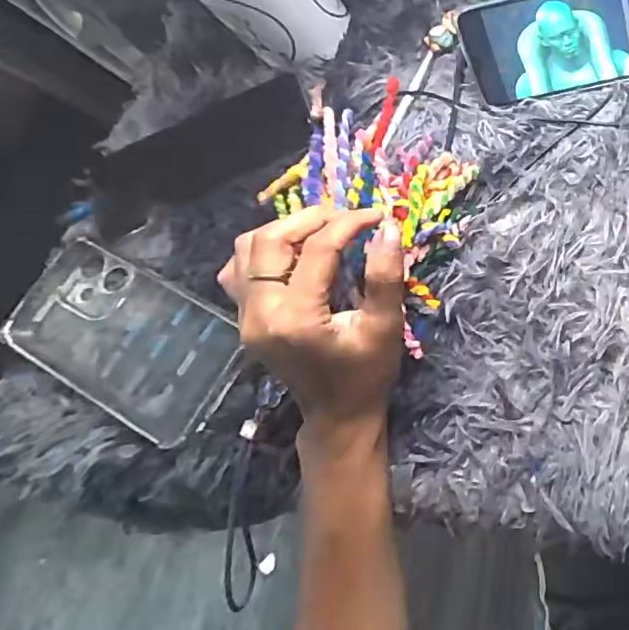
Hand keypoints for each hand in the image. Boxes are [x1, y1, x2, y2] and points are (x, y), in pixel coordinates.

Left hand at [217, 206, 406, 465]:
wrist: (338, 413)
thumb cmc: (367, 373)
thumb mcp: (385, 325)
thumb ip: (384, 276)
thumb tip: (388, 227)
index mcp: (296, 317)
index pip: (317, 248)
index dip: (350, 224)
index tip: (378, 216)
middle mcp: (260, 313)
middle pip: (271, 240)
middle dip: (313, 219)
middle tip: (349, 219)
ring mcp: (245, 316)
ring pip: (248, 249)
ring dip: (286, 230)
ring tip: (323, 231)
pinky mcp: (244, 318)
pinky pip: (240, 269)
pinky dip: (265, 251)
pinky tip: (295, 255)